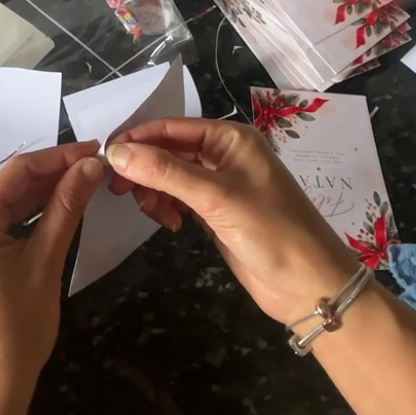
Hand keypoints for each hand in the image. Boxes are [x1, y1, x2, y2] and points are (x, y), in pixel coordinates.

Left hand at [0, 141, 105, 414]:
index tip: (95, 149)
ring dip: (42, 196)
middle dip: (53, 175)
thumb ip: (66, 209)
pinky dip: (28, 219)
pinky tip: (56, 212)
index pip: (18, 172)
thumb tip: (90, 167)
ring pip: (6, 208)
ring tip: (83, 184)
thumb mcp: (44, 263)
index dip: (59, 156)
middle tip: (95, 166)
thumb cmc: (15, 330)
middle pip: (10, 187)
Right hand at [105, 119, 356, 325]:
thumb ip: (164, 172)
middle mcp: (224, 154)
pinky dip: (167, 206)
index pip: (170, 127)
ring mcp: (221, 184)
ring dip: (154, 190)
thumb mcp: (215, 198)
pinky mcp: (217, 211)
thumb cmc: (270, 231)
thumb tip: (115, 151)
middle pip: (168, 150)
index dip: (136, 139)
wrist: (310, 287)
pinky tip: (170, 223)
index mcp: (230, 138)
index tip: (105, 158)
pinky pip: (180, 197)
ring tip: (152, 213)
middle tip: (118, 190)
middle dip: (143, 167)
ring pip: (170, 175)